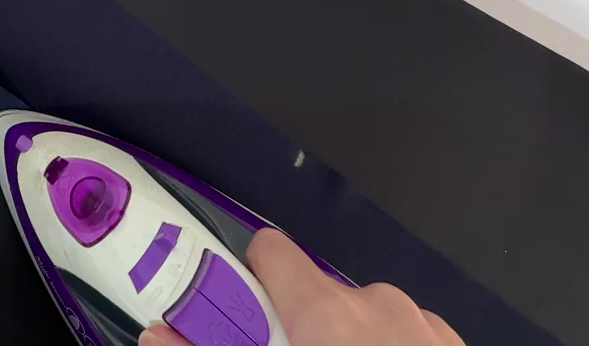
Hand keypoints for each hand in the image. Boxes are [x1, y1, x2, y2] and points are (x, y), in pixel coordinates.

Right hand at [140, 230, 463, 345]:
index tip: (246, 334)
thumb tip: (157, 332)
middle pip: (317, 294)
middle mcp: (381, 305)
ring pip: (366, 322)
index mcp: (329, 312)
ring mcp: (432, 331)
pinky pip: (410, 342)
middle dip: (299, 334)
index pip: (269, 252)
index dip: (248, 288)